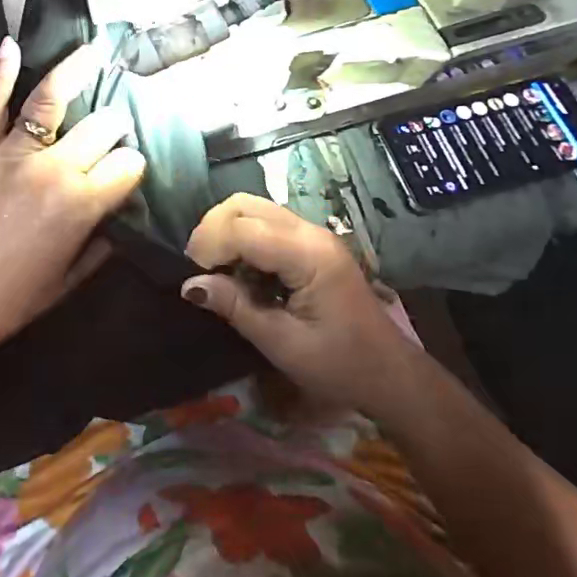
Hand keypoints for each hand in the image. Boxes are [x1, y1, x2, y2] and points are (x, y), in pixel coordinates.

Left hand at [0, 38, 145, 373]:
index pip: (130, 164)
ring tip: (95, 50)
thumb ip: (103, 244)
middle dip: (117, 124)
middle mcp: (55, 168)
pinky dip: (0, 73)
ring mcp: (12, 153)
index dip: (136, 165)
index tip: (132, 171)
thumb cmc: (9, 301)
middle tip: (116, 128)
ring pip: (51, 99)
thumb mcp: (70, 280)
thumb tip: (119, 219)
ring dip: (77, 69)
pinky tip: (11, 46)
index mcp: (83, 203)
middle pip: (102, 126)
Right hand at [182, 195, 428, 416]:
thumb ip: (237, 308)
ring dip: (228, 233)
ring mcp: (315, 235)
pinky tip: (240, 274)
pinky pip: (269, 226)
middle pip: (247, 205)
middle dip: (214, 231)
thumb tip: (190, 284)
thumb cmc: (339, 365)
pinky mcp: (313, 245)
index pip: (244, 227)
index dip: (209, 246)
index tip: (192, 279)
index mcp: (308, 254)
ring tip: (216, 273)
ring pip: (257, 210)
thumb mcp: (283, 344)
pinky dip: (245, 240)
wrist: (387, 371)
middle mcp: (312, 232)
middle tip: (200, 271)